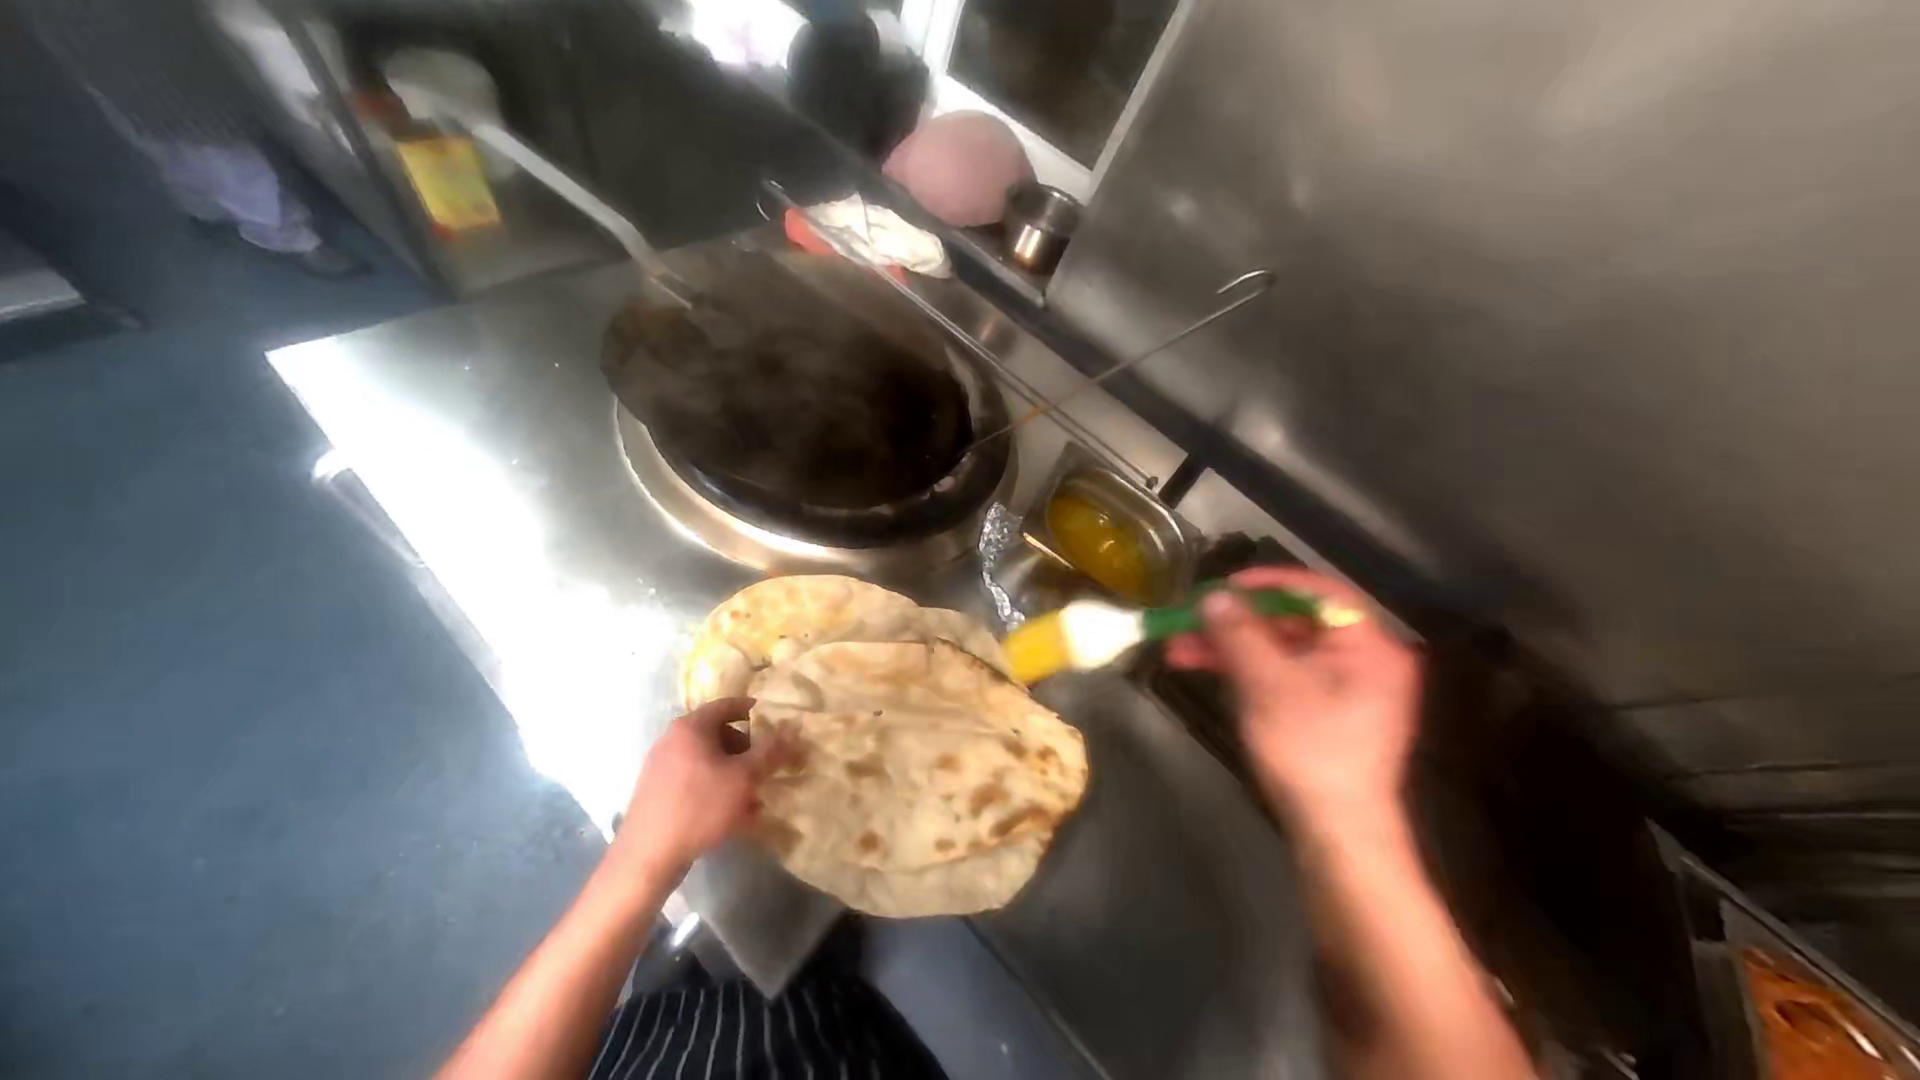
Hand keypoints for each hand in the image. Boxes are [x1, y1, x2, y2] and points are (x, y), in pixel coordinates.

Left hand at [611, 697, 787, 874]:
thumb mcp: (744, 777)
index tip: (777, 722)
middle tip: (767, 765)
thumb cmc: (699, 806)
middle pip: (718, 734)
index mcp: (691, 727)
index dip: (755, 710)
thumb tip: (793, 729)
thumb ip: (771, 751)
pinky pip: (695, 781)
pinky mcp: (657, 793)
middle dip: (747, 749)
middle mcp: (672, 740)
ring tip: (754, 797)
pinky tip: (733, 815)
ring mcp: (661, 767)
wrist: (647, 857)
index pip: (728, 704)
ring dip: (734, 773)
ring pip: (708, 761)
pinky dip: (716, 789)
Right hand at [1165, 567, 1420, 826]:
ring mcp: (1339, 687)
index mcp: (1367, 646)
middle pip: (1290, 623)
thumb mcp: (1268, 684)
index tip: (1223, 586)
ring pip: (1276, 651)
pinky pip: (1278, 675)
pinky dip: (1240, 670)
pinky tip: (1201, 667)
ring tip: (1176, 648)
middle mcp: (1359, 660)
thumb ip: (1239, 633)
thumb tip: (1213, 595)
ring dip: (1226, 647)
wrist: (1334, 832)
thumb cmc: (1310, 750)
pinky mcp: (1319, 711)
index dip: (1268, 583)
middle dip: (1233, 622)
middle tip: (1188, 619)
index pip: (1319, 593)